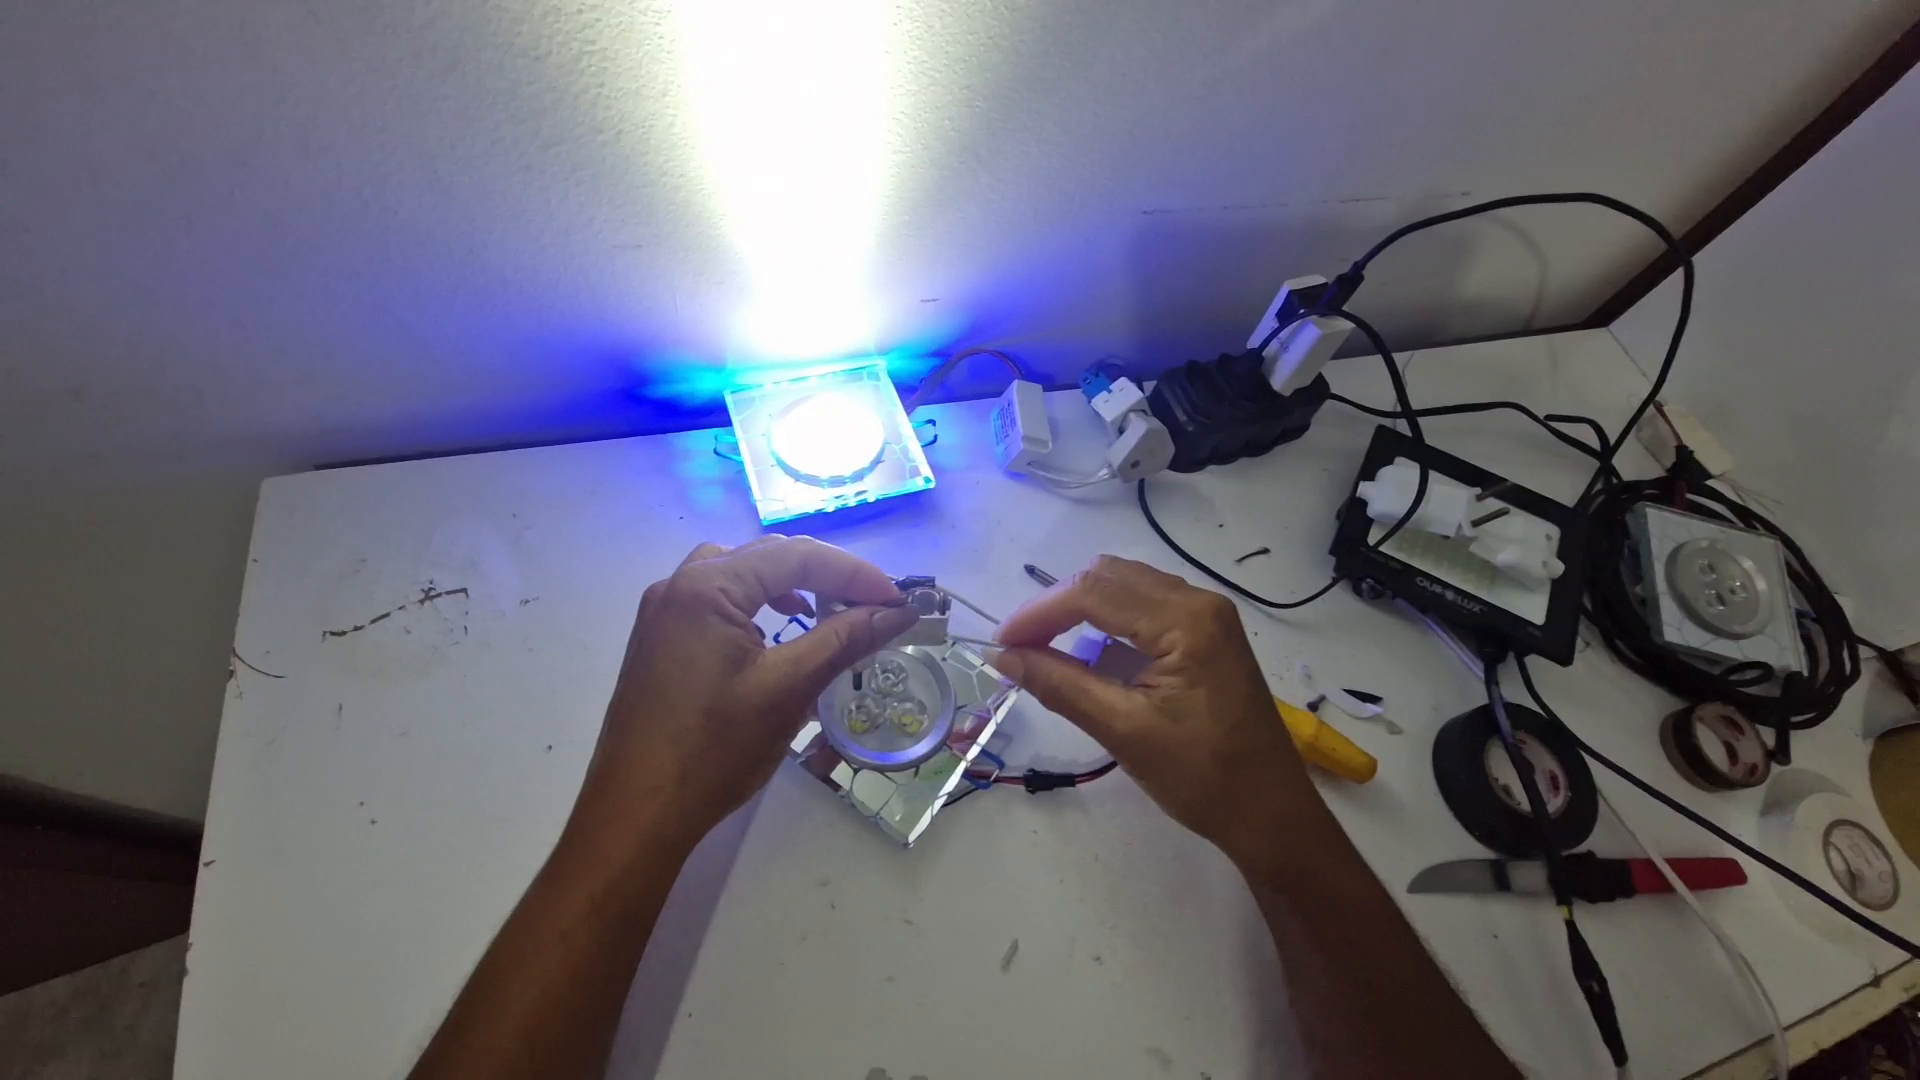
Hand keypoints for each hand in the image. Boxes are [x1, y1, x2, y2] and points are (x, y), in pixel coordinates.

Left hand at [571, 537, 918, 852]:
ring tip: (827, 609)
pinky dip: (757, 604)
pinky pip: (718, 600)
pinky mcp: (660, 641)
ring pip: (740, 573)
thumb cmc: (713, 751)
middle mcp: (679, 586)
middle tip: (873, 604)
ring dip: (790, 584)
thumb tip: (898, 612)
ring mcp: (663, 613)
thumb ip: (845, 639)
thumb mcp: (788, 690)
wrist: (635, 816)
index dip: (854, 573)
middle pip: (767, 558)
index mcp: (706, 588)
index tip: (898, 600)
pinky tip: (776, 631)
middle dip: (826, 576)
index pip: (796, 558)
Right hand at [992, 556, 1315, 867]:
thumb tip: (1004, 657)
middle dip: (1057, 606)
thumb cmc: (1203, 778)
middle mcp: (1199, 602)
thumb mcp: (1123, 731)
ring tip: (1044, 648)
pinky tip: (1087, 656)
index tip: (1001, 643)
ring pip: (1125, 588)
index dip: (1039, 613)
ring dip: (1080, 610)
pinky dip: (1107, 623)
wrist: (1272, 815)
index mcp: (1186, 621)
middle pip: (1108, 577)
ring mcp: (1207, 616)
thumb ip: (1060, 685)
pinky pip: (1145, 608)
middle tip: (1020, 646)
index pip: (1094, 592)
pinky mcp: (1206, 634)